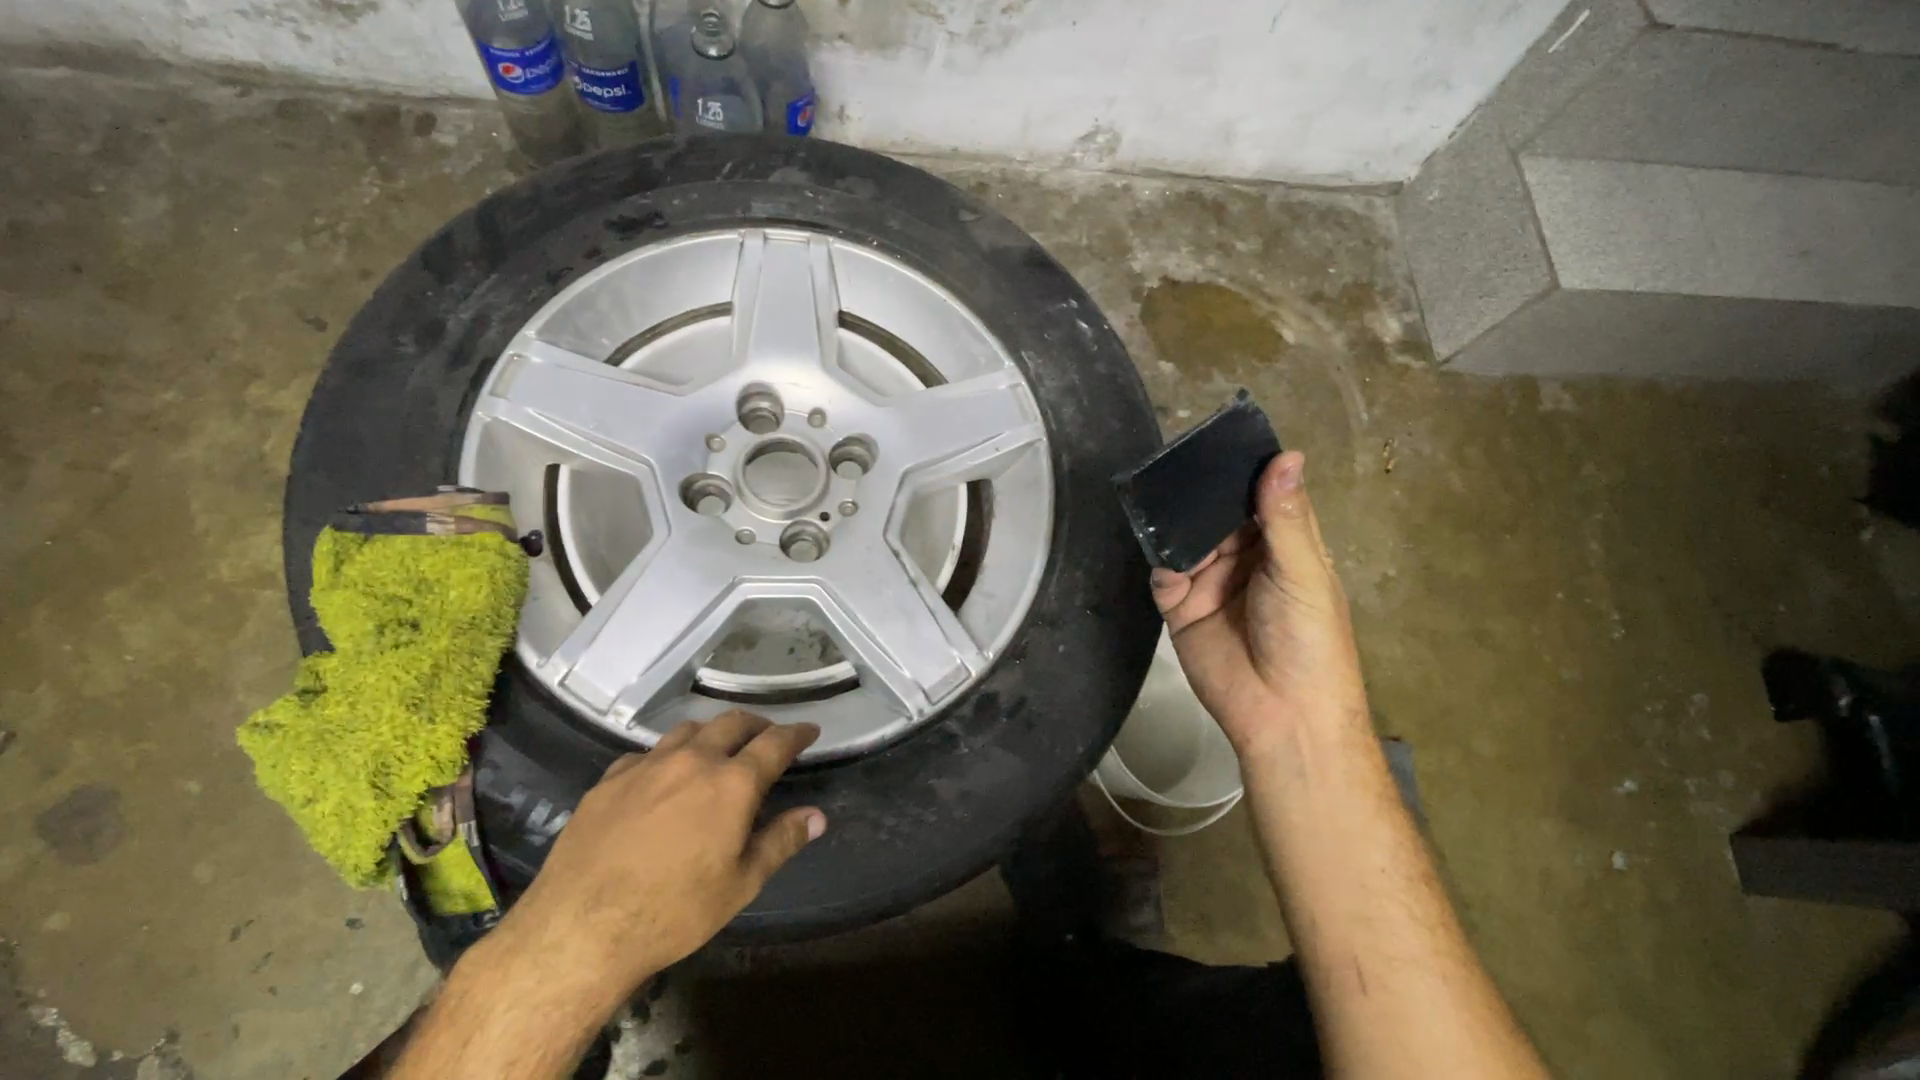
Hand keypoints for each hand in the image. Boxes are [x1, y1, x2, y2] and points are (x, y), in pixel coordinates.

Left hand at [496, 710, 824, 993]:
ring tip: (718, 750)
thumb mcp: (740, 884)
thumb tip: (817, 816)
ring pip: (688, 730)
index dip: (796, 734)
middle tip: (768, 736)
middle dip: (757, 725)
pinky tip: (663, 776)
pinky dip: (668, 755)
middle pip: (731, 724)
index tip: (809, 731)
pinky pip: (647, 753)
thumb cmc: (673, 911)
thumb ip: (781, 842)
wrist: (581, 927)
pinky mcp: (610, 780)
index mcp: (731, 784)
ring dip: (712, 733)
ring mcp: (646, 766)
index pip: (775, 743)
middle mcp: (692, 761)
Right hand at [1149, 451, 1367, 755]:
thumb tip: (1288, 455)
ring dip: (1176, 525)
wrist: (1281, 714)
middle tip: (1178, 463)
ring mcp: (1210, 583)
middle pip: (1217, 515)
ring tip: (1161, 502)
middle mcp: (1245, 559)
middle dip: (1201, 495)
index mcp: (1285, 547)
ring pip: (1186, 540)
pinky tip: (1167, 562)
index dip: (1247, 471)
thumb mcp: (1303, 573)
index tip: (1222, 438)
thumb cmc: (1308, 640)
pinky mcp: (1181, 608)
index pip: (1263, 498)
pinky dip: (1162, 565)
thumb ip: (1285, 518)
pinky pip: (1164, 576)